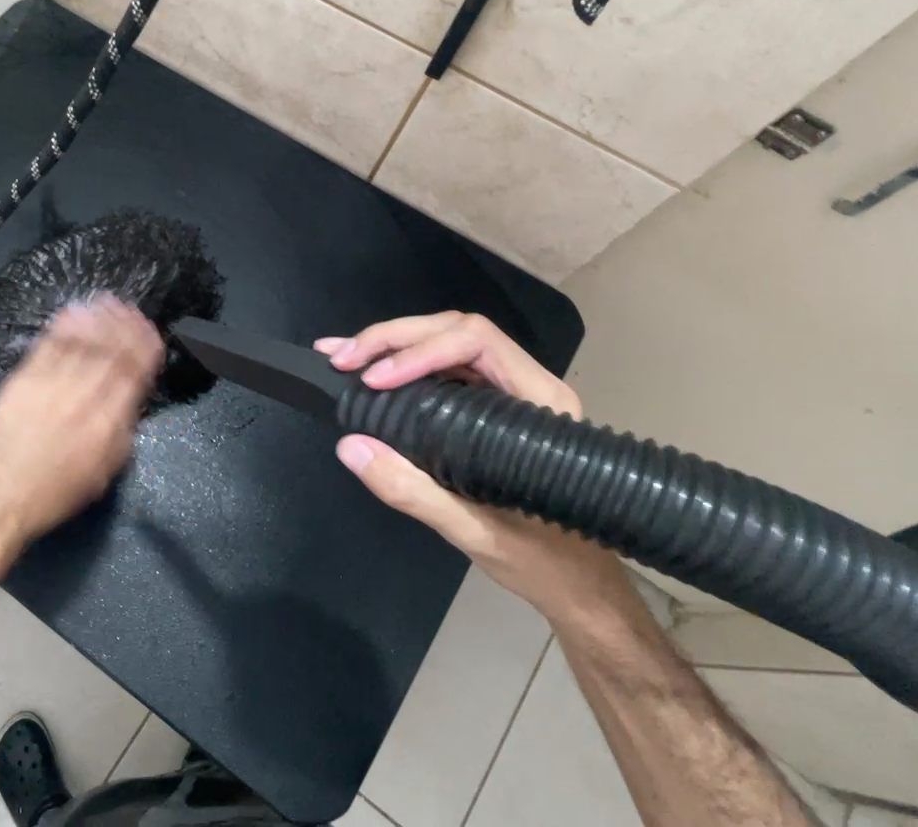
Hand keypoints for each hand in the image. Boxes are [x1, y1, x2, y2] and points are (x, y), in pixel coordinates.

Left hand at [0, 296, 164, 559]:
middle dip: (124, 328)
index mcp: (108, 423)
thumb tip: (130, 402)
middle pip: (110, 353)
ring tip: (108, 304)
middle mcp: (83, 398)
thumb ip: (121, 432)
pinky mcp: (23, 380)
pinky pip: (49, 346)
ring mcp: (51, 385)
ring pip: (81, 344)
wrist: (0, 500)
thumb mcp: (103, 472)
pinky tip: (73, 313)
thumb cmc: (54, 495)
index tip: (150, 332)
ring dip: (98, 321)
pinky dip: (64, 327)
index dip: (144, 349)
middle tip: (131, 310)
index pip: (133, 373)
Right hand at [316, 312, 641, 630]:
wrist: (577, 586)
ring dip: (390, 344)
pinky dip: (398, 363)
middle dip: (394, 338)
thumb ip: (414, 491)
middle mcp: (525, 386)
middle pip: (456, 330)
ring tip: (341, 357)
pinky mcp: (485, 406)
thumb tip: (351, 446)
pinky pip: (441, 368)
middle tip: (342, 360)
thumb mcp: (475, 532)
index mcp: (538, 404)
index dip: (421, 351)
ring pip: (445, 341)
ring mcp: (504, 393)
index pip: (478, 343)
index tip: (375, 381)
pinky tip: (363, 370)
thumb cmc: (541, 561)